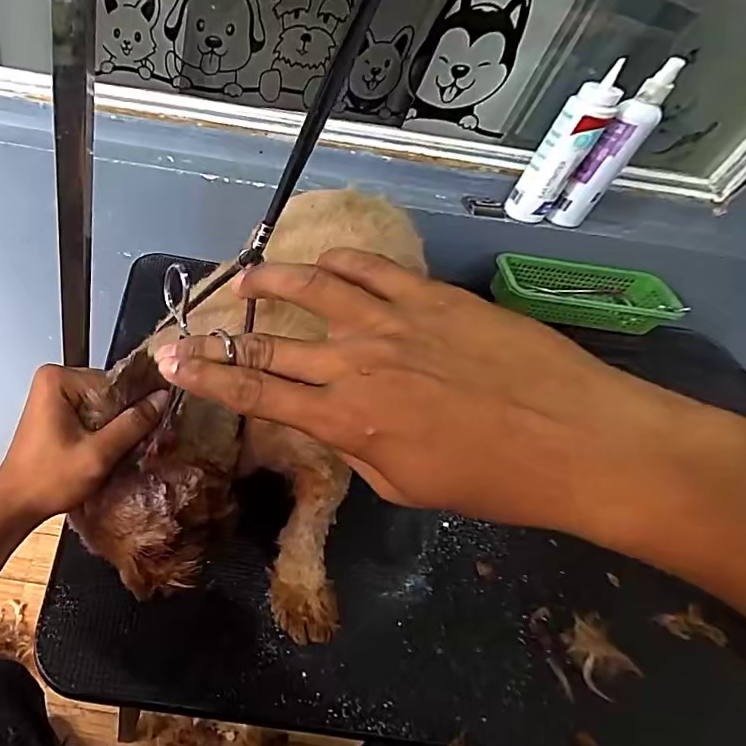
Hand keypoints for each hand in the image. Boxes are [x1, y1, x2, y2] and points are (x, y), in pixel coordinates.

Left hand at [0, 365, 167, 528]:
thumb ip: (132, 424)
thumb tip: (162, 398)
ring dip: (115, 429)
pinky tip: (108, 452)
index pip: (115, 384)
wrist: (15, 505)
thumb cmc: (48, 480)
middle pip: (110, 394)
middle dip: (124, 419)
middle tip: (136, 446)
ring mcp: (55, 395)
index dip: (134, 408)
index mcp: (58, 379)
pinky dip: (103, 433)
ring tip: (121, 452)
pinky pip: (93, 415)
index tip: (148, 431)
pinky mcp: (57, 412)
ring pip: (104, 406)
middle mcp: (55, 379)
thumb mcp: (98, 454)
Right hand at [153, 250, 745, 553]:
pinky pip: (372, 266)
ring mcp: (392, 321)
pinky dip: (339, 259)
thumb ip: (357, 448)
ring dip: (269, 280)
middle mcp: (356, 364)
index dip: (206, 378)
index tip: (168, 362)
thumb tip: (334, 421)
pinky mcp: (430, 295)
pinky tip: (324, 258)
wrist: (576, 440)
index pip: (256, 393)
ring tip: (244, 275)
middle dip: (215, 338)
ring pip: (312, 289)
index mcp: (346, 420)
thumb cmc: (491, 481)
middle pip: (268, 344)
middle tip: (182, 328)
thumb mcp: (406, 486)